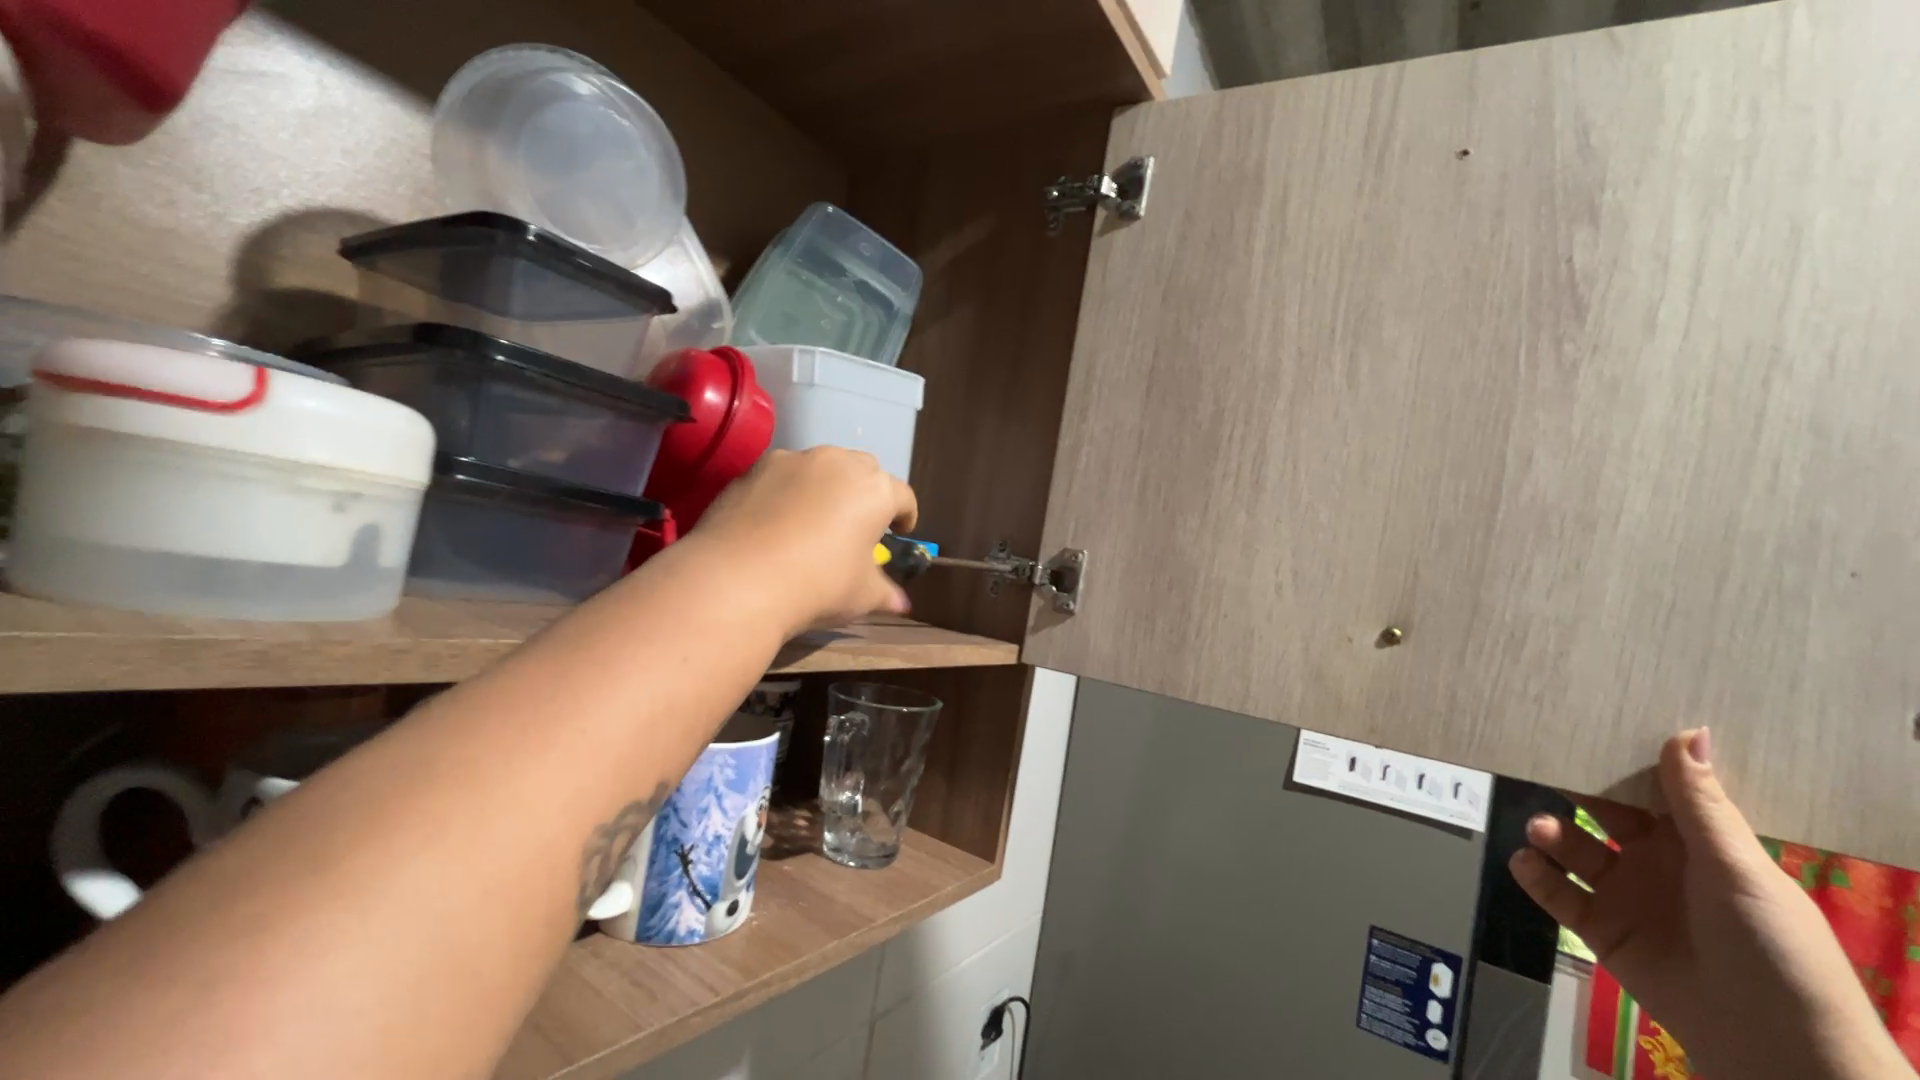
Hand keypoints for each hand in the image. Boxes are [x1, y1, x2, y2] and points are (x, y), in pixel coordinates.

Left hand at [690, 447, 918, 636]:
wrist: (739, 579)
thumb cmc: (818, 585)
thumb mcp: (862, 597)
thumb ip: (886, 593)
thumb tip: (901, 603)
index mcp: (875, 490)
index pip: (903, 496)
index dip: (905, 515)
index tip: (899, 532)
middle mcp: (839, 463)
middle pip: (864, 470)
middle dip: (866, 492)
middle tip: (857, 523)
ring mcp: (794, 460)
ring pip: (821, 466)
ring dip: (826, 486)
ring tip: (814, 518)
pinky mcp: (756, 467)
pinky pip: (783, 475)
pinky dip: (787, 491)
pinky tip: (776, 520)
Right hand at [1511, 730, 1912, 1079]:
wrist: (1771, 1043)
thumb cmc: (1770, 946)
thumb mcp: (1738, 869)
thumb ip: (1701, 804)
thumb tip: (1688, 730)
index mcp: (1699, 842)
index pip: (1652, 789)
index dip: (1621, 761)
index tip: (1582, 728)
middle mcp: (1658, 861)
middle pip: (1603, 815)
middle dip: (1573, 793)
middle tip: (1537, 765)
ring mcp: (1626, 896)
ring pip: (1573, 851)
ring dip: (1551, 836)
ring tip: (1541, 832)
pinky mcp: (1601, 929)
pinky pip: (1558, 894)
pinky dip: (1535, 876)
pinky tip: (1526, 864)